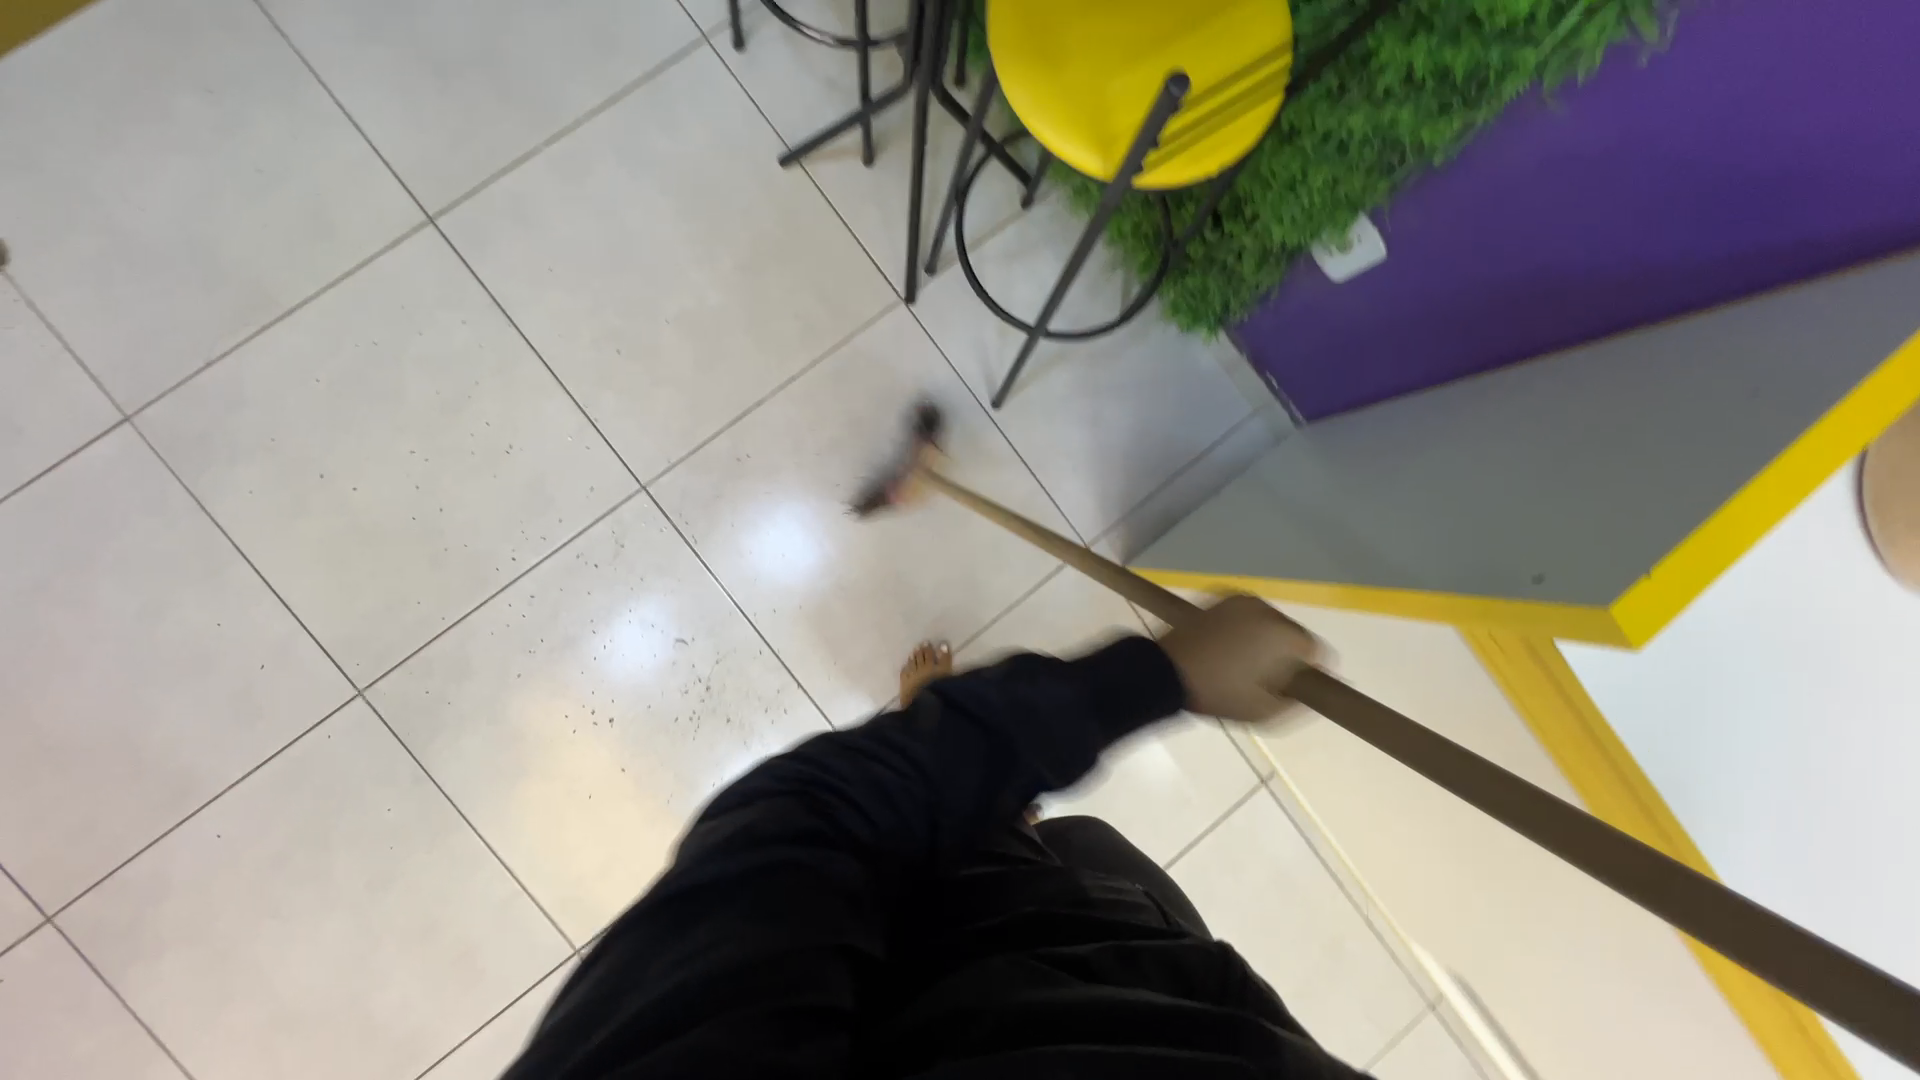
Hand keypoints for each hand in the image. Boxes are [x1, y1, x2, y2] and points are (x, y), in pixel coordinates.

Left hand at [1157, 595, 1320, 724]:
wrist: (1164, 671)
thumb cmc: (1217, 693)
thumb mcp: (1264, 712)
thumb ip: (1298, 703)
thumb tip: (1312, 690)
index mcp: (1283, 633)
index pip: (1315, 649)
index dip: (1309, 669)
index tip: (1294, 686)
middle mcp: (1265, 609)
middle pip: (1291, 632)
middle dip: (1286, 651)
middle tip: (1266, 677)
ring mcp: (1239, 600)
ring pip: (1267, 620)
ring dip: (1264, 637)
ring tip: (1245, 662)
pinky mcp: (1217, 598)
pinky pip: (1243, 614)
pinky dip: (1243, 627)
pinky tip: (1228, 646)